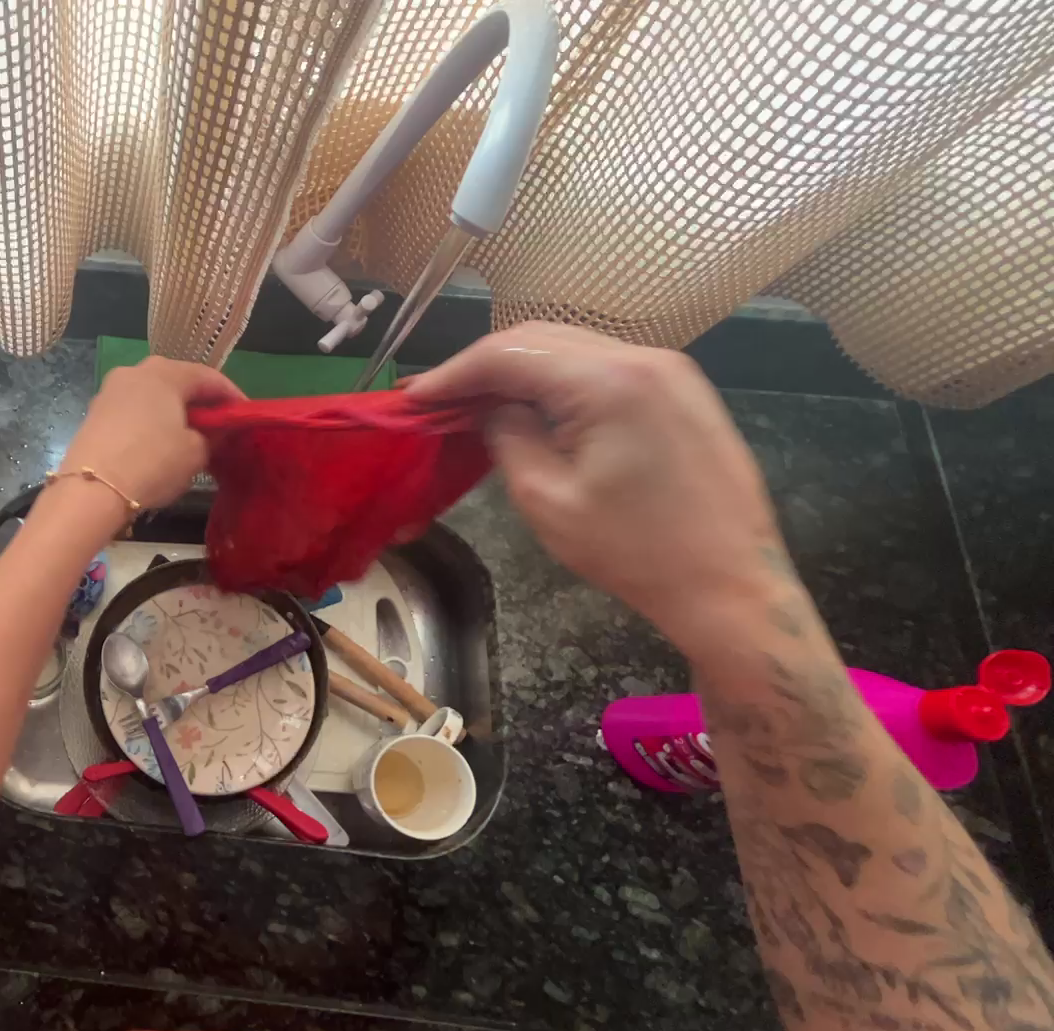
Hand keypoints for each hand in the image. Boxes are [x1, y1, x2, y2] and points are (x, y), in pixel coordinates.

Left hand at [60, 355, 244, 508]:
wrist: (91, 489)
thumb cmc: (152, 463)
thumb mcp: (195, 453)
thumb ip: (213, 437)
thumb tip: (218, 432)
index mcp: (165, 373)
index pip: (209, 377)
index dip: (232, 397)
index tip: (245, 416)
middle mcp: (135, 372)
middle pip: (177, 383)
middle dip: (200, 403)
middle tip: (217, 428)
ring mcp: (110, 391)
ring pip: (153, 397)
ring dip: (173, 413)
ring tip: (188, 438)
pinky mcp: (95, 413)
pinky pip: (133, 412)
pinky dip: (150, 423)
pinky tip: (158, 445)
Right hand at [400, 322, 786, 651]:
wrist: (729, 582)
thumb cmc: (630, 549)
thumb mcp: (544, 497)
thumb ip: (506, 435)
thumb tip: (487, 408)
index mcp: (609, 382)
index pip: (509, 353)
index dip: (451, 373)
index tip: (411, 399)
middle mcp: (642, 357)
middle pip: (538, 337)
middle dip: (477, 365)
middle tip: (432, 398)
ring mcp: (668, 369)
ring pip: (568, 346)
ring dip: (513, 368)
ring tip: (468, 400)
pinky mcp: (677, 389)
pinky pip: (598, 364)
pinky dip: (551, 378)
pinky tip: (524, 403)